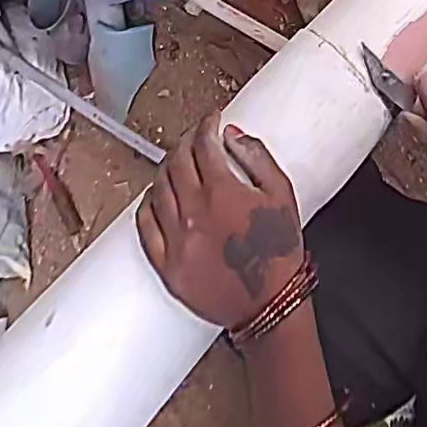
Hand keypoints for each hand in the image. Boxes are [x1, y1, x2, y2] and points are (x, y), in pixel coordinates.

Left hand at [138, 111, 304, 329]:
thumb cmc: (280, 250)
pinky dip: (148, 204)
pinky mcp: (166, 265)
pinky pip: (145, 225)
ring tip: (178, 162)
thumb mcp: (281, 193)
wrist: (271, 304)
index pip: (203, 145)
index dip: (206, 126)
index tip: (211, 121)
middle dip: (186, 142)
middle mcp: (194, 213)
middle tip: (195, 138)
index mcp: (222, 193)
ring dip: (167, 168)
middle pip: (177, 162)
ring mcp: (176, 240)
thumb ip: (256, 157)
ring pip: (158, 188)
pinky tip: (156, 196)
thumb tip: (231, 135)